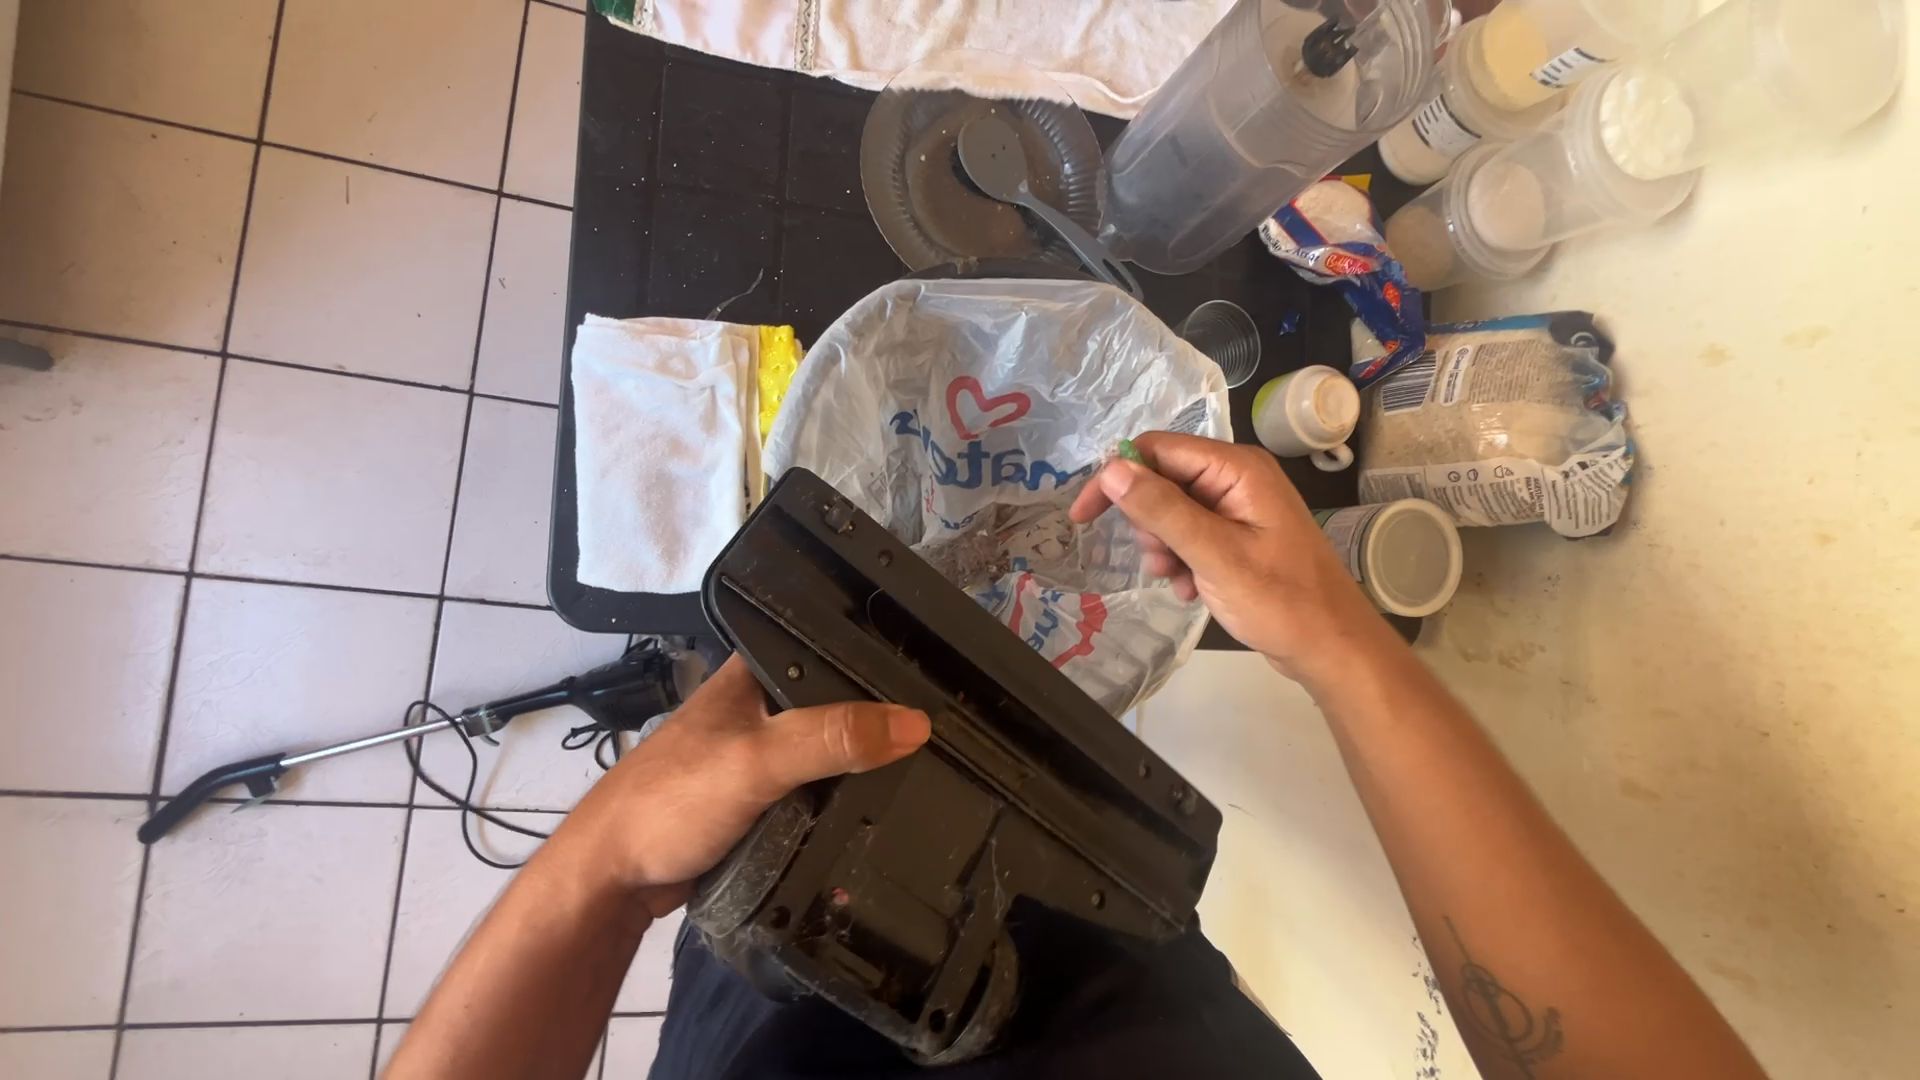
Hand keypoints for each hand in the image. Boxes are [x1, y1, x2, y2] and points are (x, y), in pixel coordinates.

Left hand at [558, 656, 929, 913]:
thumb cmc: (674, 799)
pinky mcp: (760, 789)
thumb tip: (914, 725)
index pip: (835, 647)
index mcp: (758, 667)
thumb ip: (832, 737)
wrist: (613, 876)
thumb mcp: (759, 759)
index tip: (941, 681)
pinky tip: (876, 799)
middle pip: (839, 698)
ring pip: (829, 743)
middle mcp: (762, 699)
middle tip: (945, 730)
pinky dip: (843, 789)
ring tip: (926, 762)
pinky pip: (816, 780)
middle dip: (882, 715)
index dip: (886, 661)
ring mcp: (761, 746)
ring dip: (864, 756)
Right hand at [1069, 432, 1388, 683]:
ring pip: (1169, 512)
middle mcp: (1235, 478)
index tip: (1084, 517)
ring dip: (1162, 547)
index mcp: (1236, 469)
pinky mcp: (1235, 535)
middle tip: (1159, 559)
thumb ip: (1162, 510)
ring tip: (1178, 579)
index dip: (1116, 478)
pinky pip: (1187, 535)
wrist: (1331, 647)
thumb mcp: (1214, 555)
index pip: (1156, 450)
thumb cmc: (1281, 601)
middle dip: (1147, 523)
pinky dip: (1179, 561)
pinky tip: (1190, 589)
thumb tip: (1112, 471)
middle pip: (1161, 481)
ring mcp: (1237, 507)